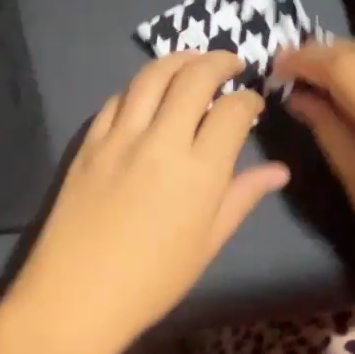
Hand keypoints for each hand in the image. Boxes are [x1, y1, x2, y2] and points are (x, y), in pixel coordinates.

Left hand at [2, 52, 289, 353]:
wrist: (77, 293)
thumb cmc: (152, 280)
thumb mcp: (207, 244)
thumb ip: (241, 197)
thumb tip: (277, 170)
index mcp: (199, 170)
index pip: (233, 110)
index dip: (249, 99)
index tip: (253, 103)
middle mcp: (160, 141)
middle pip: (193, 77)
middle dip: (218, 61)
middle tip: (231, 63)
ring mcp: (119, 137)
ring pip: (150, 76)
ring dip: (177, 60)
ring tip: (193, 62)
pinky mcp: (89, 142)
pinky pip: (116, 99)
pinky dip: (138, 88)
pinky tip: (147, 93)